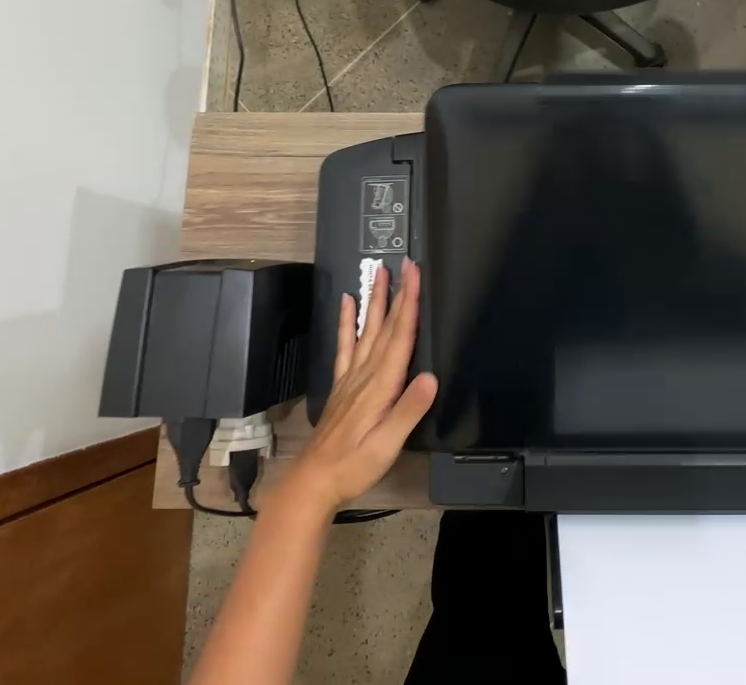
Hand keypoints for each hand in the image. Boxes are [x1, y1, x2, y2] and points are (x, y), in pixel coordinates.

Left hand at [286, 261, 437, 515]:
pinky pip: (345, 345)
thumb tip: (431, 377)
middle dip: (397, 294)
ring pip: (366, 330)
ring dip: (375, 300)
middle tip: (405, 264)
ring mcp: (351, 377)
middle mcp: (366, 374)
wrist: (314, 481)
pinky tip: (346, 303)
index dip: (410, 303)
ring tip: (379, 273)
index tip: (415, 275)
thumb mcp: (388, 444)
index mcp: (381, 385)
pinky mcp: (342, 385)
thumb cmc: (355, 465)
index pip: (400, 337)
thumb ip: (408, 410)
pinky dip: (346, 322)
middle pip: (385, 327)